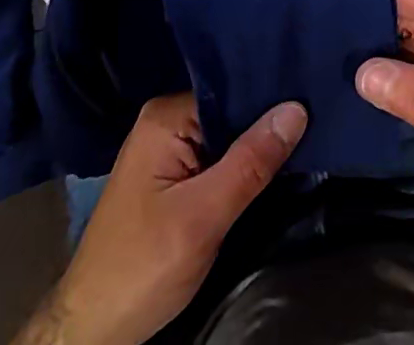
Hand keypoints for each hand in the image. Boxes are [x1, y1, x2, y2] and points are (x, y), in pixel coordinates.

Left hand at [27, 94, 305, 344]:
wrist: (95, 326)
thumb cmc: (143, 266)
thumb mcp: (203, 215)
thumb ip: (250, 161)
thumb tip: (296, 108)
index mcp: (166, 116)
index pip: (232, 91)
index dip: (272, 100)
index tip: (316, 101)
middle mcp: (166, 122)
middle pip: (231, 113)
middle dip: (268, 125)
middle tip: (318, 125)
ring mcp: (168, 149)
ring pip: (228, 137)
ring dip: (258, 148)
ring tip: (307, 141)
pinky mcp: (174, 176)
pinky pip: (218, 157)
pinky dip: (243, 166)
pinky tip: (272, 167)